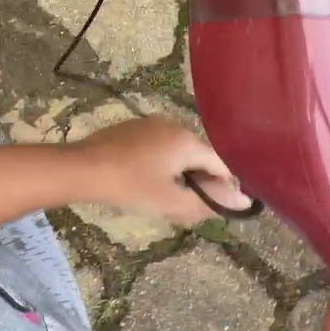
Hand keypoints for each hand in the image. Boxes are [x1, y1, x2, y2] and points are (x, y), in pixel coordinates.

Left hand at [70, 115, 253, 223]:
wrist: (85, 167)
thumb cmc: (132, 185)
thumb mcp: (173, 202)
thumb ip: (210, 202)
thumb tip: (243, 200)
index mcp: (186, 139)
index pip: (221, 164)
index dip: (222, 188)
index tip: (211, 208)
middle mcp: (172, 124)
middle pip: (200, 155)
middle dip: (199, 181)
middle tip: (185, 206)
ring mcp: (151, 122)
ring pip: (180, 151)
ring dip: (180, 173)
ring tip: (166, 196)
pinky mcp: (134, 126)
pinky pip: (161, 145)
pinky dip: (163, 163)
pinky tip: (148, 181)